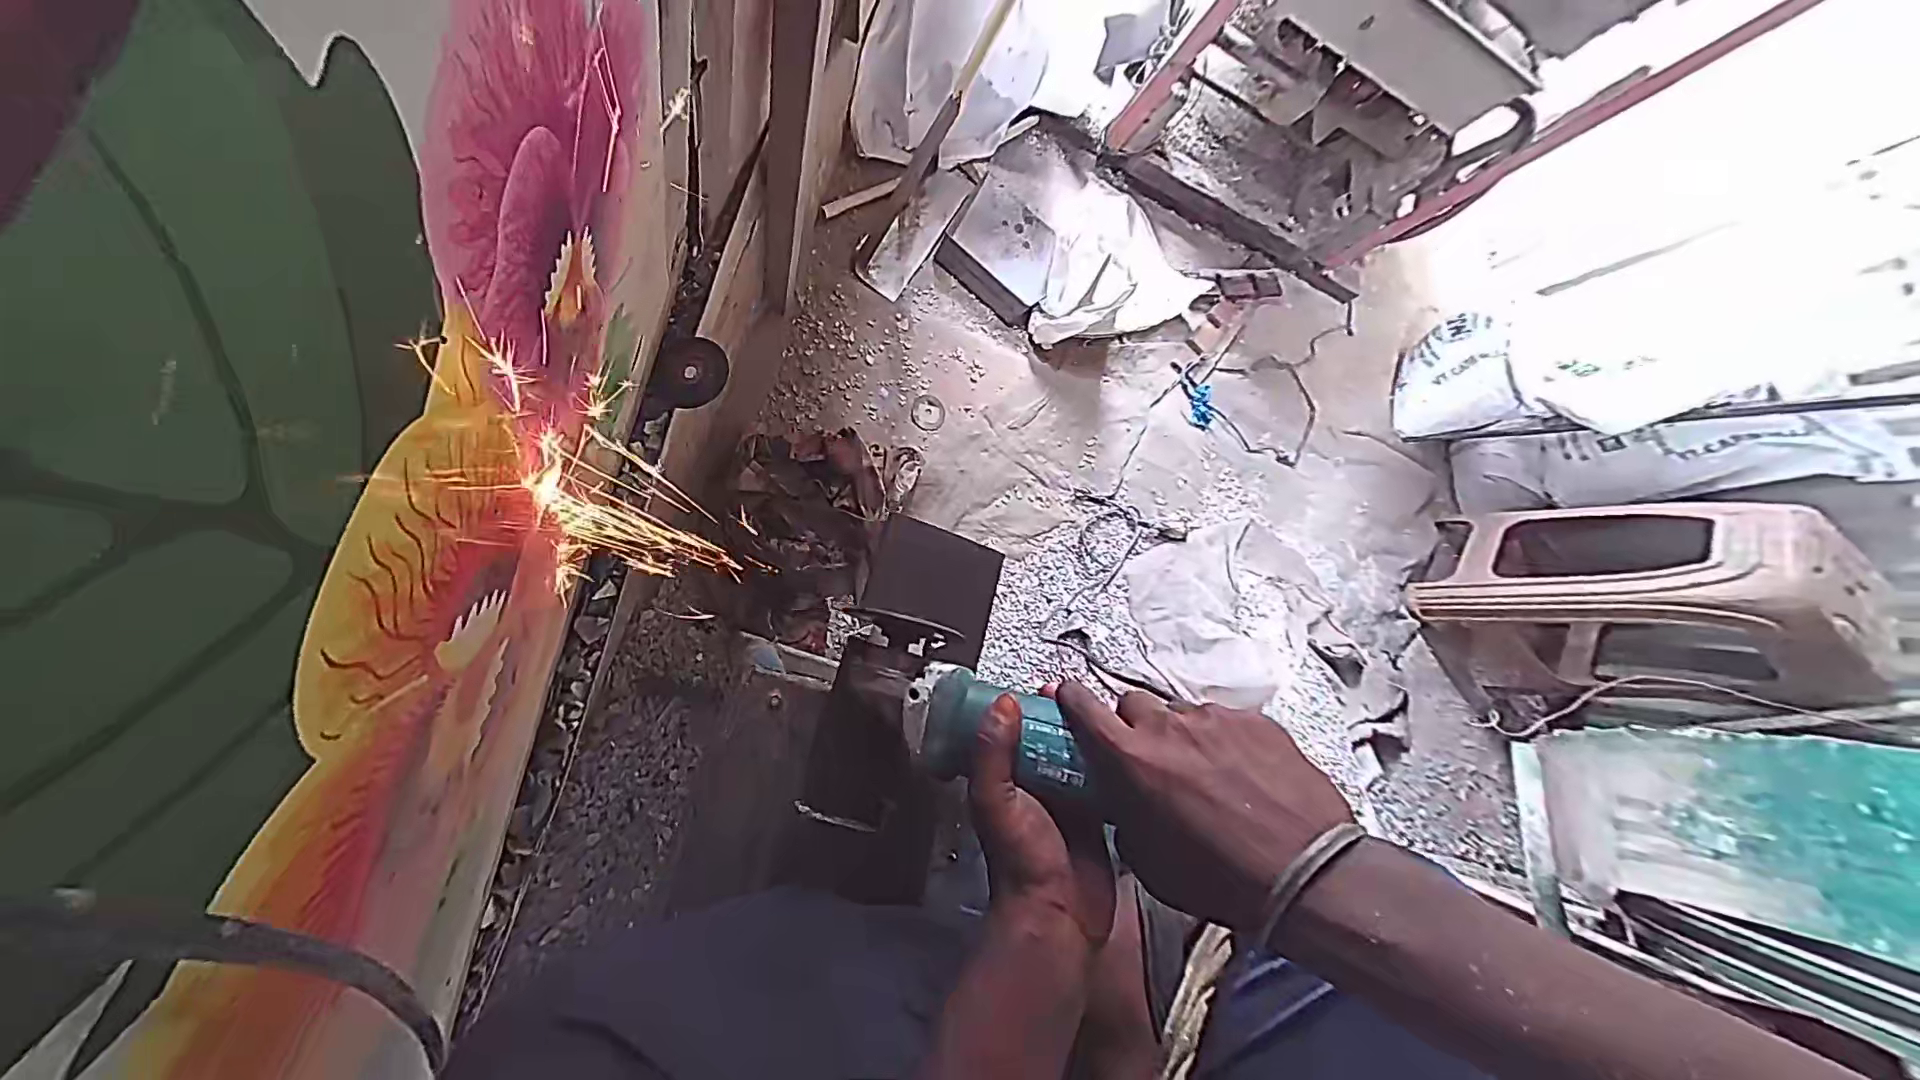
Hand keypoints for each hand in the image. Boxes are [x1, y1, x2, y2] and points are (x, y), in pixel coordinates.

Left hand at [971, 694, 1114, 946]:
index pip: (1015, 730)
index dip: (1028, 707)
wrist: (1061, 914)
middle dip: (1065, 719)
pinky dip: (1112, 764)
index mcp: (1006, 775)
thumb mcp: (996, 800)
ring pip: (1079, 755)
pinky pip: (1104, 778)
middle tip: (1086, 696)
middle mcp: (1035, 781)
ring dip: (1090, 738)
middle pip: (1051, 738)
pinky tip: (1126, 746)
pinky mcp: (1096, 812)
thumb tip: (1002, 703)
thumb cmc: (1021, 860)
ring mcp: (1067, 796)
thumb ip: (993, 754)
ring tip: (1109, 713)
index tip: (1048, 685)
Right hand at [1052, 684, 1351, 932]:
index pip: (1084, 705)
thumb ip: (1124, 816)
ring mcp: (1214, 719)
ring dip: (1181, 734)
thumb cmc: (1223, 878)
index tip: (1068, 695)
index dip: (1071, 698)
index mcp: (1132, 758)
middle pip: (1133, 703)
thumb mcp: (1148, 861)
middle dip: (1135, 726)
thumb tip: (1124, 803)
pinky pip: (1223, 720)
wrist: (1306, 876)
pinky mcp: (1254, 720)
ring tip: (1204, 773)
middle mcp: (1168, 727)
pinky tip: (1240, 774)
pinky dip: (1222, 739)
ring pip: (1179, 712)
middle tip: (1151, 758)